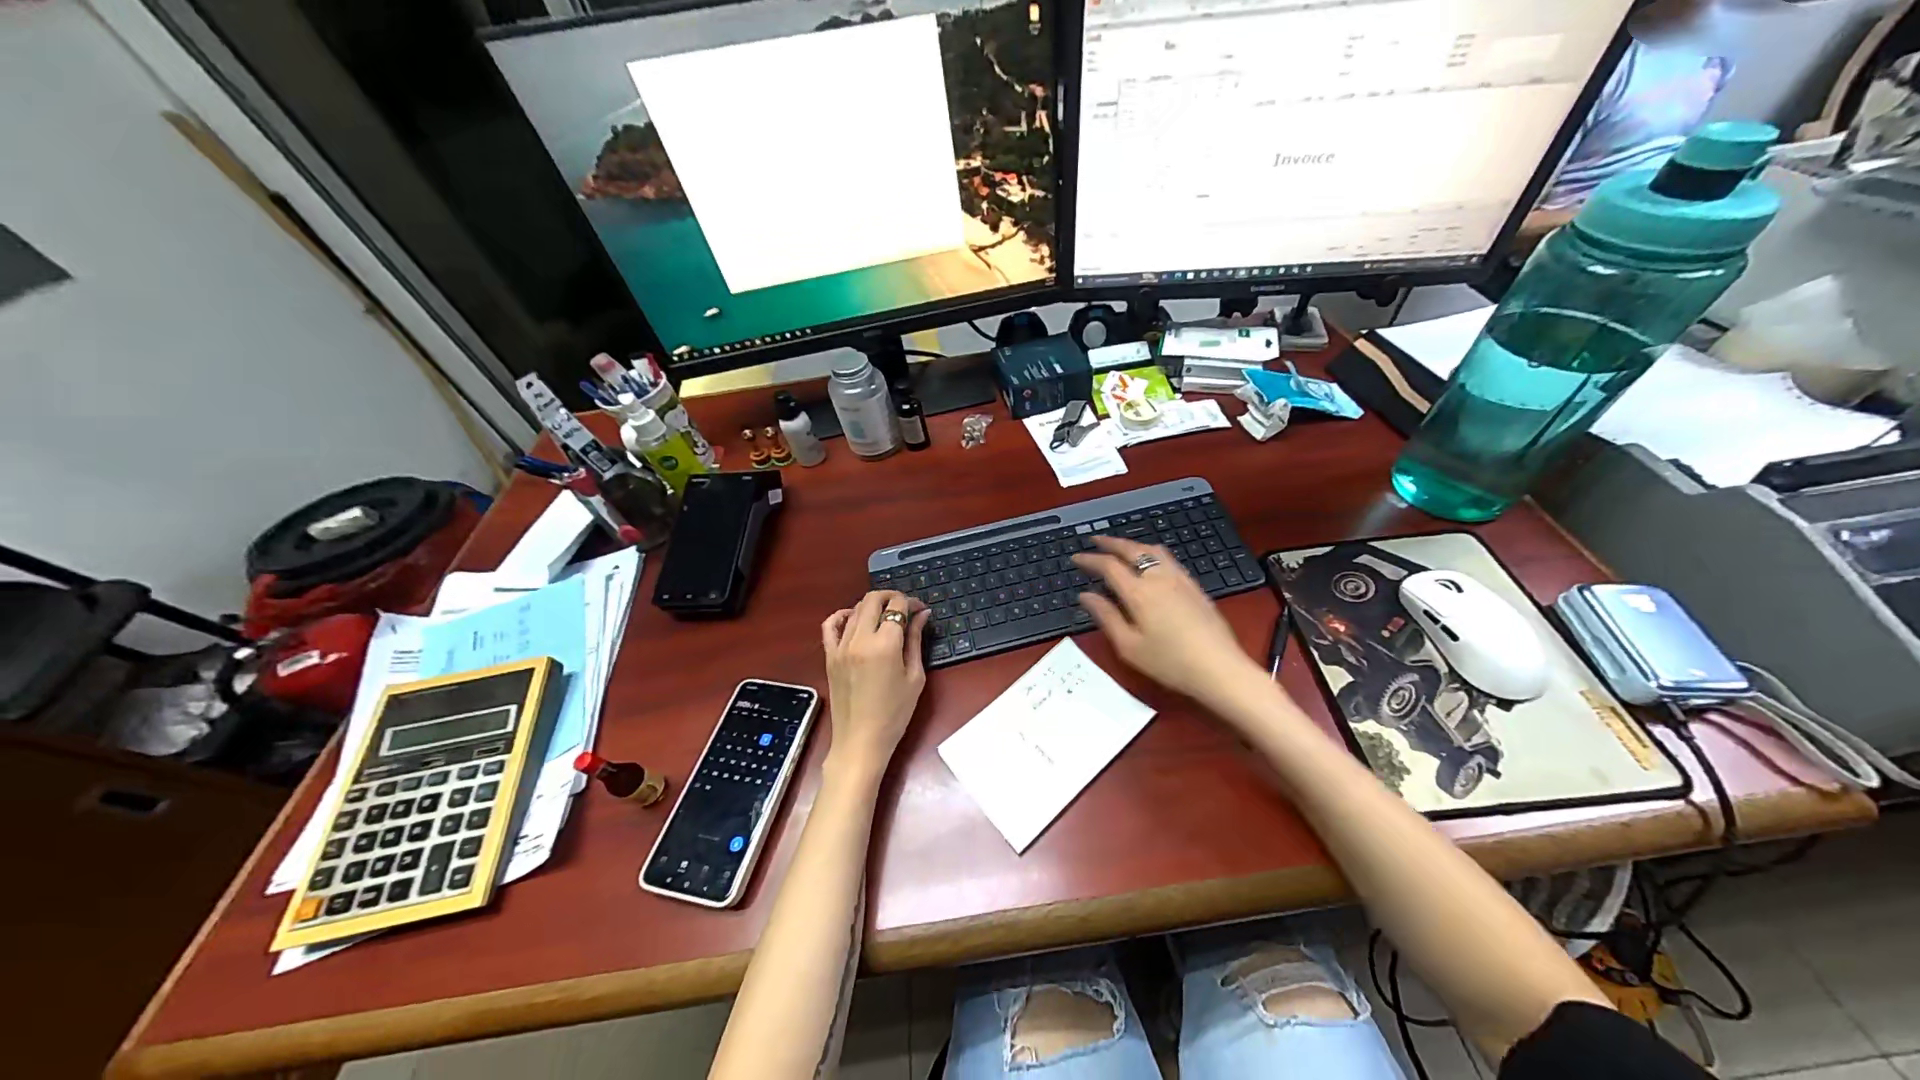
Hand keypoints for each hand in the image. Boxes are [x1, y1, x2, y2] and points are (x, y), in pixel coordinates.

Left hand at [820, 590, 930, 778]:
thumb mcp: (914, 676)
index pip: (897, 606)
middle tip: (905, 608)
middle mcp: (859, 639)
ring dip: (872, 605)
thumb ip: (916, 640)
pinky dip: (842, 615)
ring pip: (855, 609)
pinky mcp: (829, 656)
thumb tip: (922, 614)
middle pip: (873, 600)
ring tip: (886, 616)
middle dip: (891, 597)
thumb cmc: (895, 714)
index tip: (920, 609)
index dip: (910, 602)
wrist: (861, 741)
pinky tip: (854, 619)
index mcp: (884, 645)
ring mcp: (840, 646)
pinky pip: (830, 625)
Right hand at [1072, 536, 1263, 702]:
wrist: (1219, 668)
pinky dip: (1150, 552)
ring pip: (1152, 549)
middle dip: (1110, 543)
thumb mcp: (1129, 646)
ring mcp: (1180, 579)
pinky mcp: (1194, 586)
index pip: (1109, 566)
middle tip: (1094, 541)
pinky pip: (1168, 558)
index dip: (1090, 559)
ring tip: (1120, 547)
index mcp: (1139, 593)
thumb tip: (1086, 596)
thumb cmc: (1170, 663)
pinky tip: (1150, 562)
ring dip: (1132, 544)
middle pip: (1131, 550)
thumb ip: (1106, 616)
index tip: (1076, 558)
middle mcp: (1159, 578)